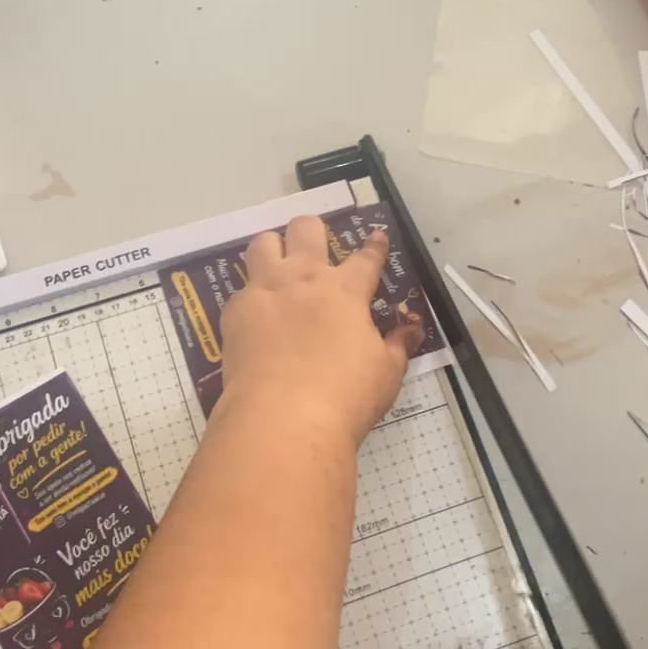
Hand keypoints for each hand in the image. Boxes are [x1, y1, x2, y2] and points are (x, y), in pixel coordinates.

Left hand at [216, 215, 423, 447]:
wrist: (283, 418)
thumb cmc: (345, 396)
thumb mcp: (386, 373)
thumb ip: (398, 346)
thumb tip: (412, 330)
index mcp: (346, 290)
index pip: (366, 257)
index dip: (375, 245)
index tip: (377, 237)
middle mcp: (304, 278)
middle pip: (306, 230)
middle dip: (313, 230)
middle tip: (316, 248)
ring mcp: (265, 291)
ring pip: (264, 244)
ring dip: (273, 248)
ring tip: (277, 267)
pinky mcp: (234, 313)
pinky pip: (241, 289)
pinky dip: (251, 297)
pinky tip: (255, 317)